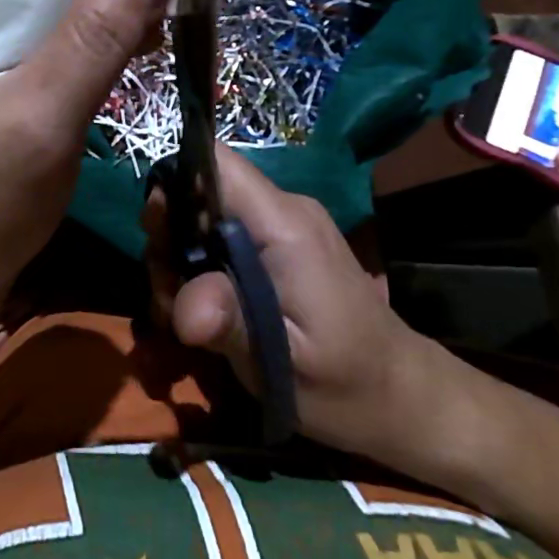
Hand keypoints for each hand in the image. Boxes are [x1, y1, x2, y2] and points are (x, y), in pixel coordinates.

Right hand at [154, 148, 480, 474]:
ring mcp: (281, 228)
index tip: (158, 233)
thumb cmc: (346, 381)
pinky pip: (225, 237)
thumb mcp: (283, 362)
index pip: (218, 162)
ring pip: (207, 218)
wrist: (400, 395)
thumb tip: (182, 309)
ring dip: (182, 260)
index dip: (177, 181)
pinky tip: (205, 313)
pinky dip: (203, 268)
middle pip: (202, 192)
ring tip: (185, 317)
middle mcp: (281, 211)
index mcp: (284, 224)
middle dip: (170, 236)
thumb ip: (232, 324)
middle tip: (168, 294)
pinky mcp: (278, 247)